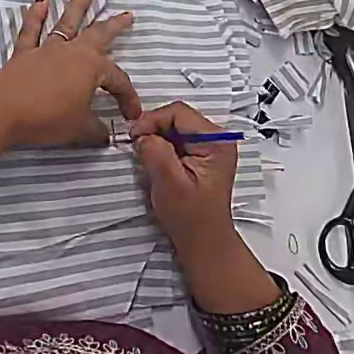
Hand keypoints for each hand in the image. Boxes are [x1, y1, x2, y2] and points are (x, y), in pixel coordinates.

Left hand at [0, 0, 140, 147]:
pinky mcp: (24, 54)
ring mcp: (47, 50)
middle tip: (127, 15)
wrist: (2, 111)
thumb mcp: (79, 129)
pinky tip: (40, 3)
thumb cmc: (47, 117)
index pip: (117, 81)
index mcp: (92, 68)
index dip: (128, 97)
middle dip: (115, 25)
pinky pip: (32, 32)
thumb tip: (106, 136)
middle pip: (98, 35)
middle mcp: (72, 52)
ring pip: (66, 24)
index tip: (131, 115)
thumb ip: (95, 130)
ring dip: (78, 8)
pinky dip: (36, 16)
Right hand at [132, 101, 280, 314]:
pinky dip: (163, 148)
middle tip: (137, 147)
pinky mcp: (202, 156)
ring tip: (147, 158)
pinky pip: (177, 140)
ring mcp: (211, 147)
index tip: (135, 136)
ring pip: (175, 128)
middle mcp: (218, 139)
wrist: (204, 241)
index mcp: (216, 142)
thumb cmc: (191, 218)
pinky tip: (157, 164)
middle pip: (177, 117)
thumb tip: (142, 133)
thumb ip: (155, 151)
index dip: (152, 120)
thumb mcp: (169, 182)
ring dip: (157, 139)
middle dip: (154, 129)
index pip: (178, 112)